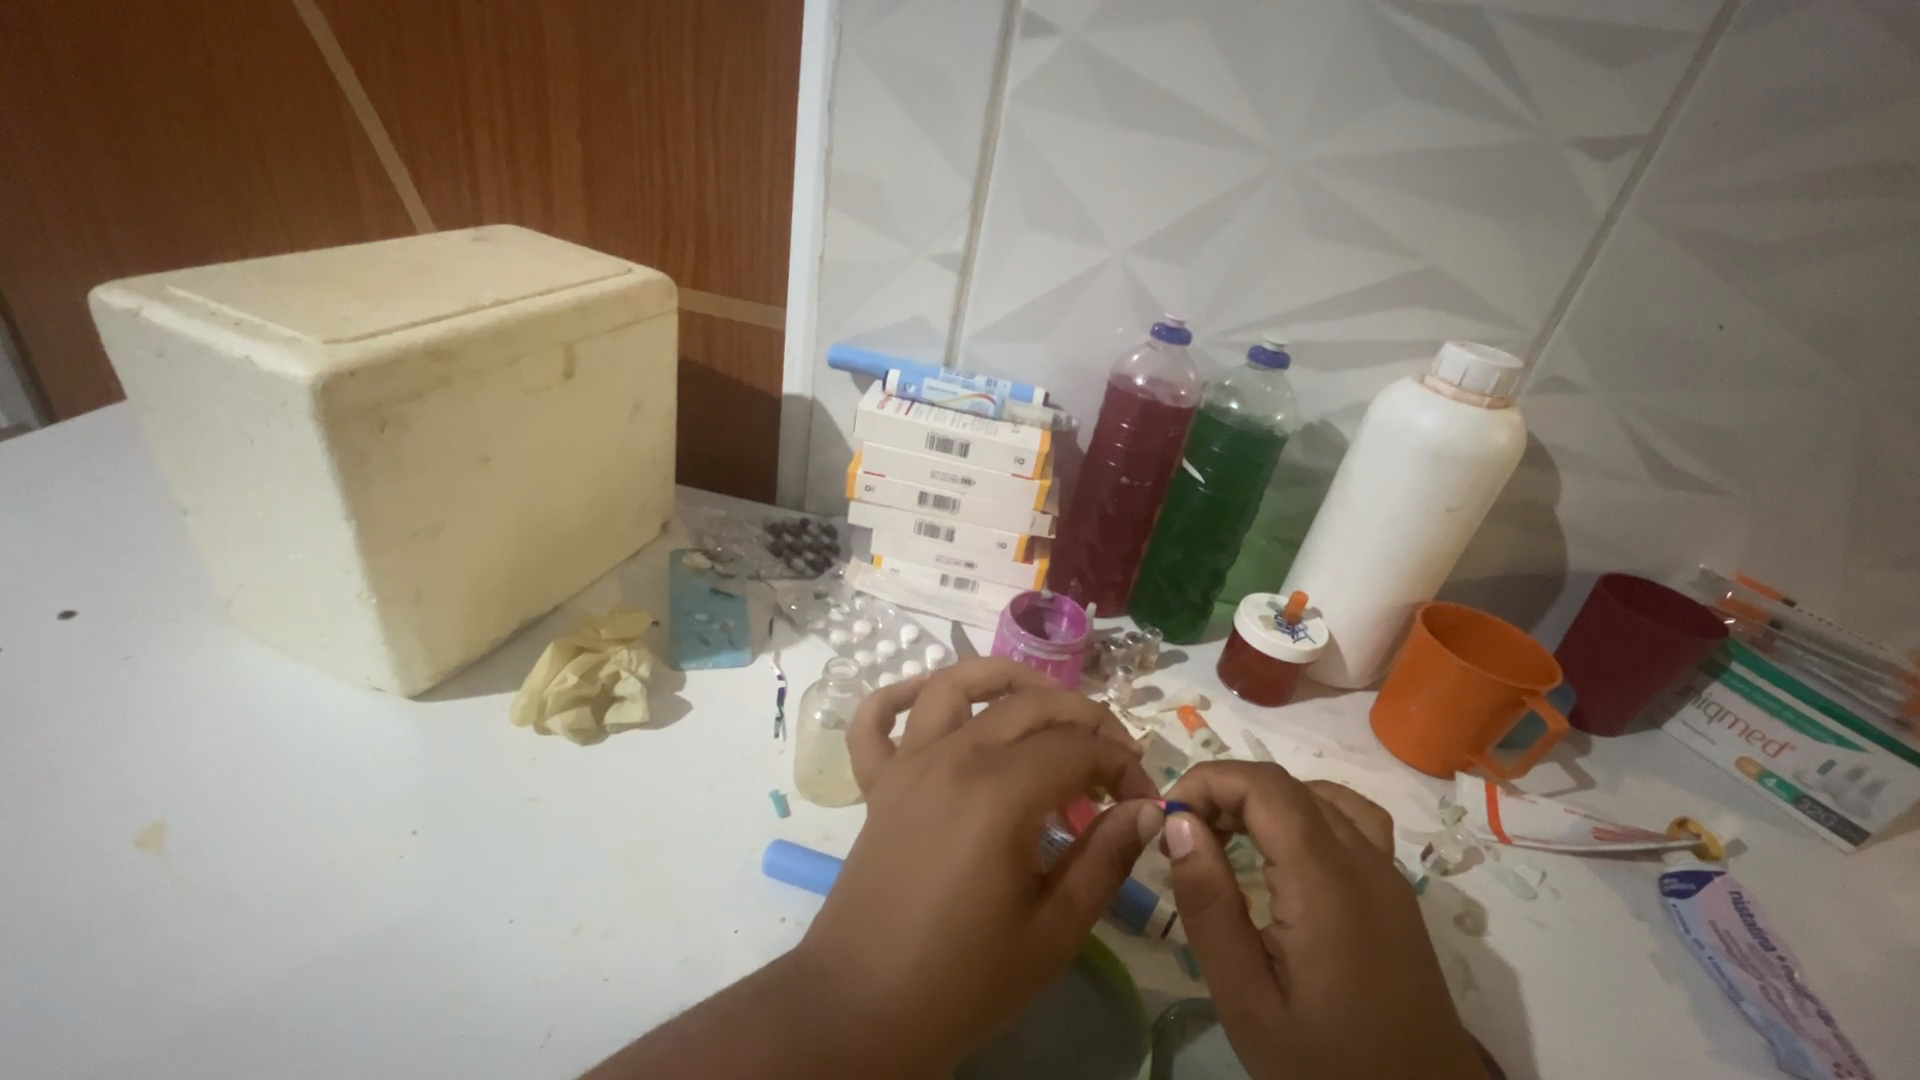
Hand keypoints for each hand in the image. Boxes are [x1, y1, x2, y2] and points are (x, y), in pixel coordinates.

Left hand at [793, 658, 1162, 1075]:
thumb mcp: (1055, 928)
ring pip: (954, 685)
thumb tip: (1147, 810)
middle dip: (1084, 718)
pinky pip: (875, 720)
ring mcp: (907, 765)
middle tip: (1114, 757)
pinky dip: (897, 694)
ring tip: (1043, 699)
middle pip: (1028, 704)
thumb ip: (1105, 857)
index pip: (1078, 748)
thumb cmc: (966, 977)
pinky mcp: (877, 784)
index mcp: (1000, 792)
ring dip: (1004, 678)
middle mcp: (952, 758)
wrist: (865, 1007)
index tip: (1143, 800)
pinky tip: (927, 698)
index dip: (1122, 765)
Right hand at [1163, 761, 1487, 1079]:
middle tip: (1183, 833)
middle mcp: (1365, 863)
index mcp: (1325, 883)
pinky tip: (1284, 852)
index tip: (1167, 815)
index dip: (1209, 781)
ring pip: (1321, 797)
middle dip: (1226, 791)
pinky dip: (1306, 813)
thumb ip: (1209, 904)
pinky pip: (1351, 822)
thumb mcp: (1246, 999)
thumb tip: (1178, 822)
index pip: (1263, 787)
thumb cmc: (1324, 1066)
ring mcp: (1389, 876)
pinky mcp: (1398, 895)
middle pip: (1289, 786)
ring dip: (1265, 800)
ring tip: (1226, 836)